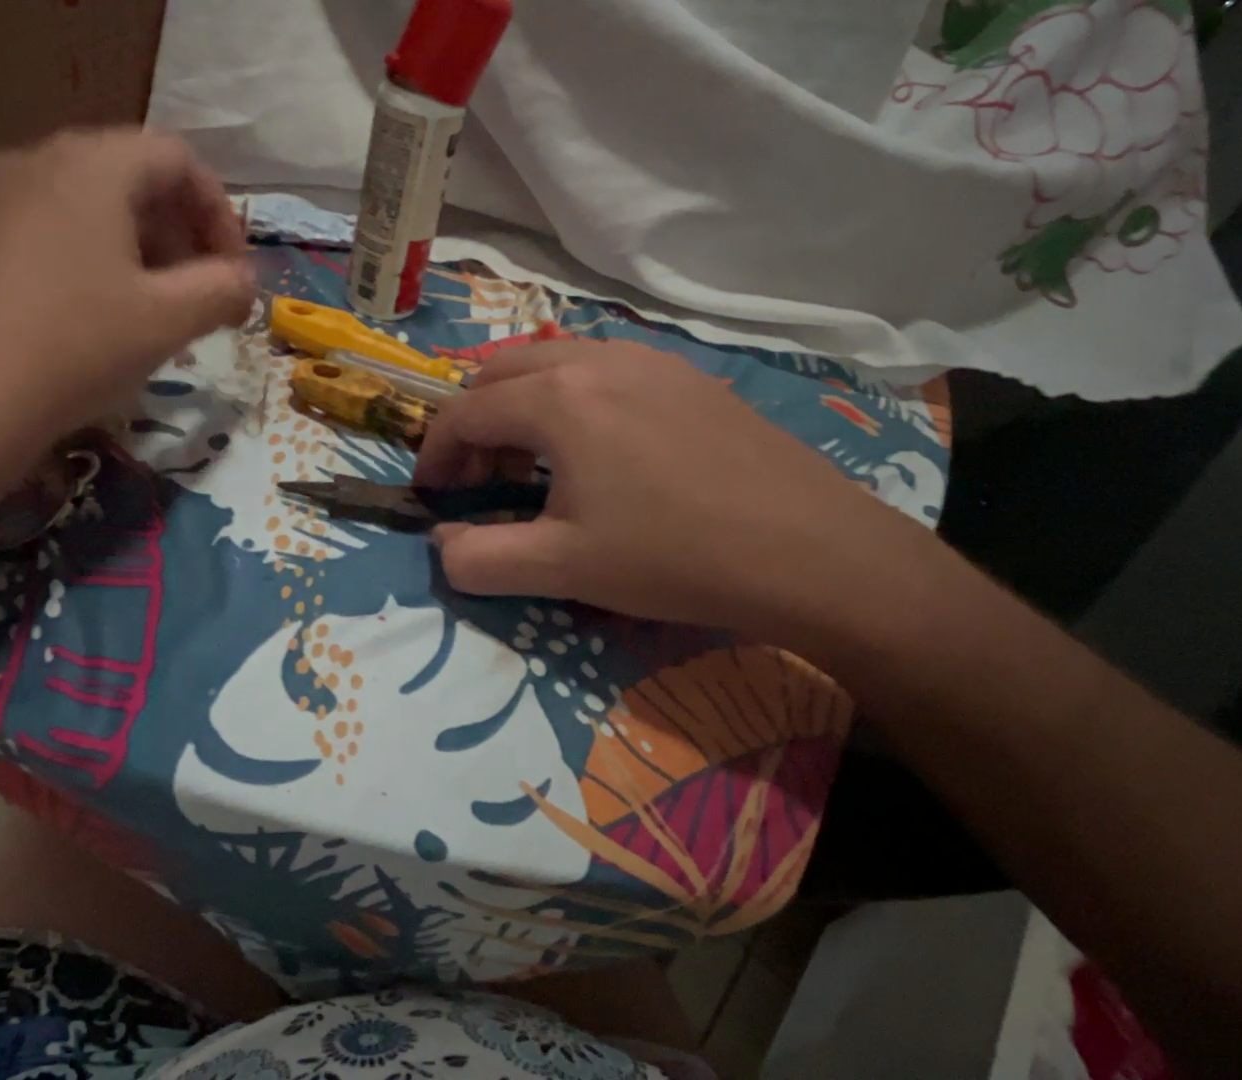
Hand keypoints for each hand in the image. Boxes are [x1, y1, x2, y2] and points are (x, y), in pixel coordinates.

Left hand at [0, 129, 253, 501]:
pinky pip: (50, 234)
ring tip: (154, 316)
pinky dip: (92, 264)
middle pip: (132, 178)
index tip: (234, 275)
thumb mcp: (167, 321)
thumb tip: (245, 282)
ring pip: (90, 209)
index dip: (221, 214)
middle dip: (181, 237)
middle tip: (200, 298)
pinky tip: (97, 322)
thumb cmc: (73, 347)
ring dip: (139, 254)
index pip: (178, 159)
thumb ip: (222, 291)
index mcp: (91, 164)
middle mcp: (37, 161)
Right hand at [414, 342, 943, 644]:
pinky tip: (596, 453)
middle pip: (501, 373)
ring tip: (531, 465)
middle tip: (476, 480)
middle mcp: (596, 360)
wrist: (810, 551)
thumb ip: (478, 560)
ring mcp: (650, 361)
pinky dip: (570, 401)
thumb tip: (441, 545)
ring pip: (553, 364)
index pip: (464, 412)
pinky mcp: (688, 377)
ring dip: (520, 408)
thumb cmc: (674, 558)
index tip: (431, 499)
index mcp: (556, 399)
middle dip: (472, 424)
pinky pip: (602, 371)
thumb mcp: (560, 570)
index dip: (434, 456)